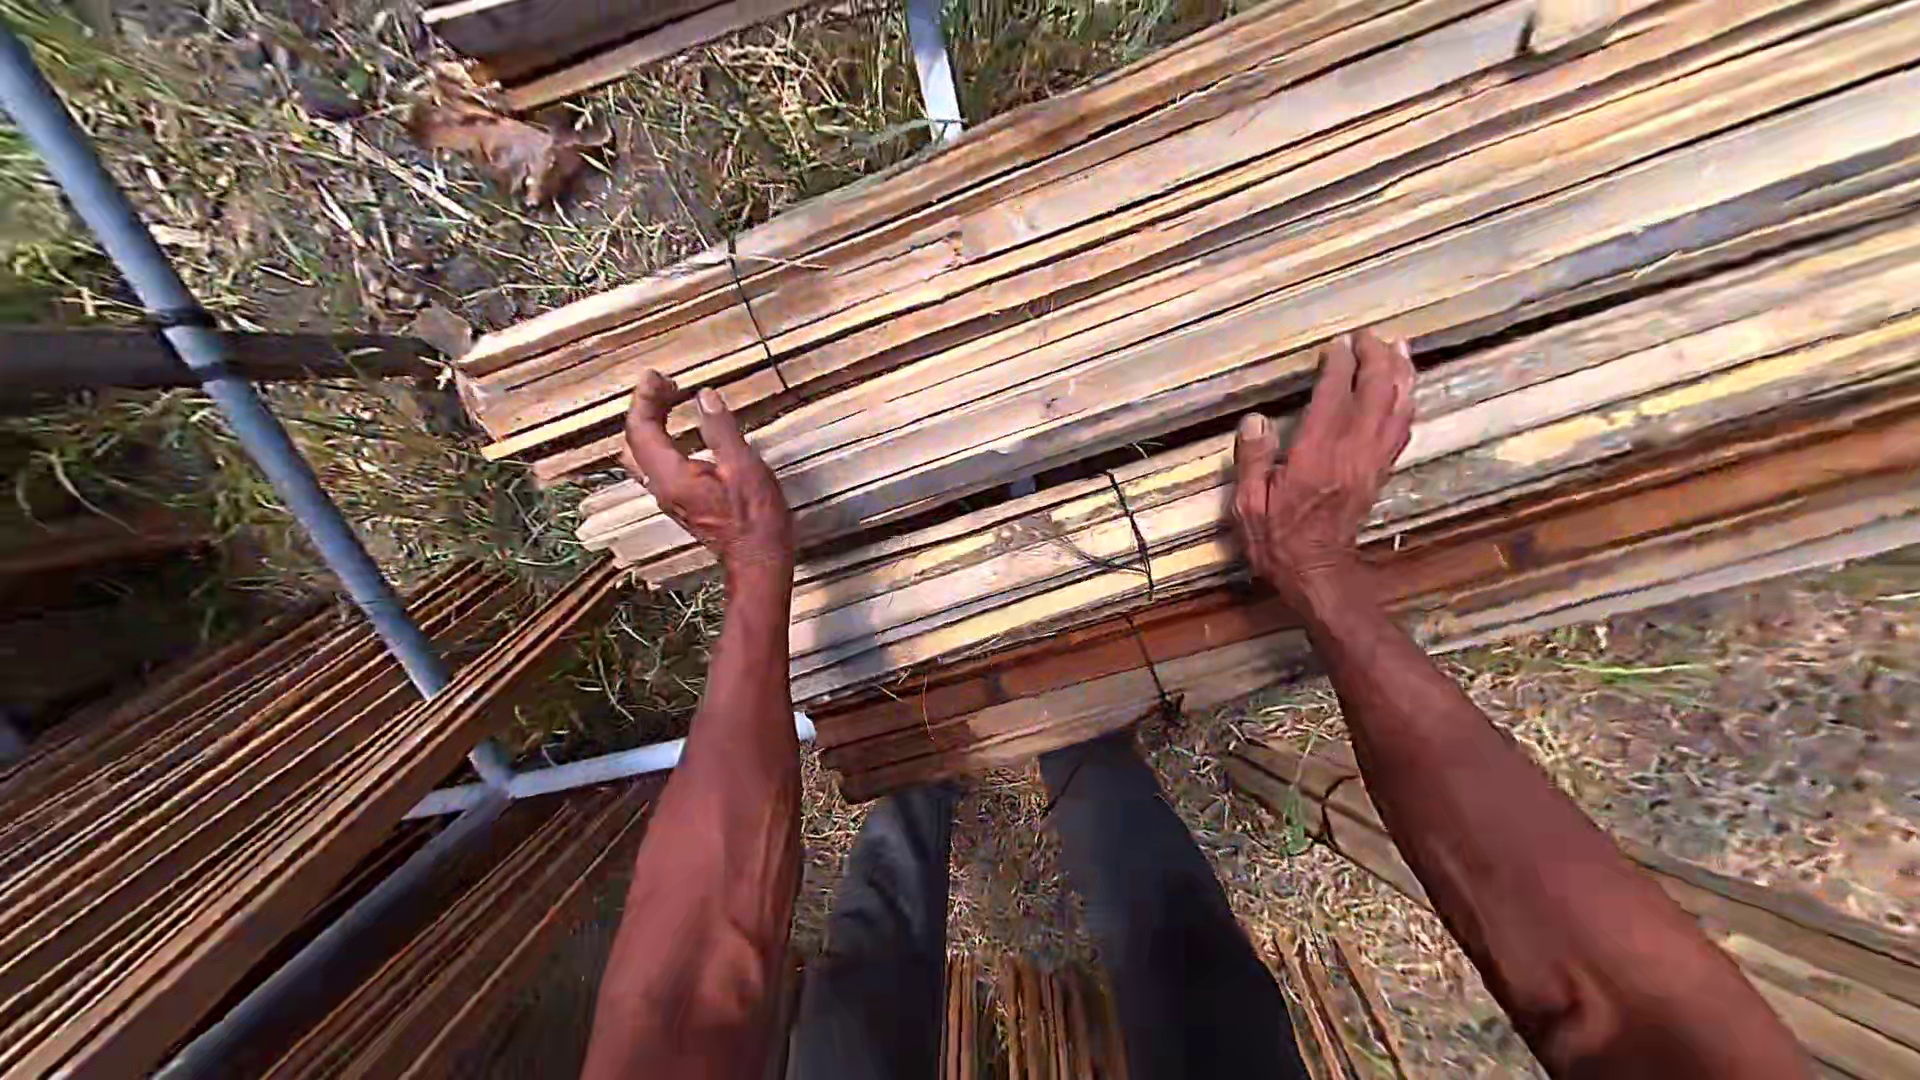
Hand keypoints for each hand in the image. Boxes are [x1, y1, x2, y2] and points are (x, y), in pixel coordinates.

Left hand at [623, 370, 794, 586]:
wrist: (759, 558)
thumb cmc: (755, 518)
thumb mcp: (744, 467)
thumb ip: (721, 430)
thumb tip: (706, 398)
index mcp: (671, 476)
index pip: (641, 428)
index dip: (646, 398)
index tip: (659, 377)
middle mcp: (662, 488)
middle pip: (635, 441)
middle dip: (646, 409)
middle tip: (666, 387)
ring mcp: (671, 498)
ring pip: (642, 456)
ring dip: (651, 426)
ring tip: (669, 406)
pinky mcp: (682, 504)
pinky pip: (658, 467)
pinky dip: (662, 443)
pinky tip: (682, 438)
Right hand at [1232, 329, 1413, 607]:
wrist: (1315, 571)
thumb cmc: (1276, 539)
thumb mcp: (1248, 505)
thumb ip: (1252, 460)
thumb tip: (1255, 419)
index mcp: (1315, 457)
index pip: (1333, 398)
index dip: (1338, 366)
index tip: (1336, 343)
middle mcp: (1351, 454)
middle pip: (1377, 393)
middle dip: (1375, 359)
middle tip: (1367, 336)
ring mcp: (1371, 463)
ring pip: (1398, 408)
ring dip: (1401, 374)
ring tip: (1399, 347)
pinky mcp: (1379, 473)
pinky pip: (1401, 429)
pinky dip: (1406, 402)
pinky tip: (1404, 390)